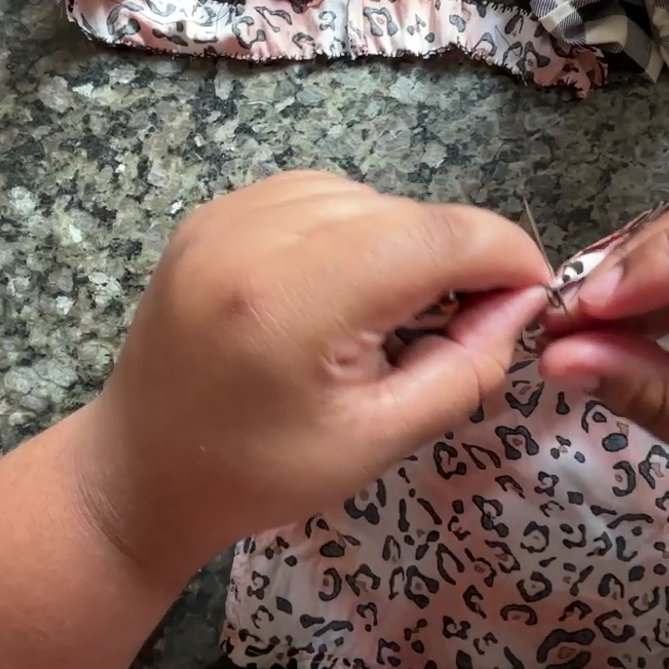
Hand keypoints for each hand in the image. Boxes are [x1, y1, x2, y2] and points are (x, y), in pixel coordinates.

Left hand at [79, 172, 550, 579]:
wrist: (138, 469)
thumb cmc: (259, 473)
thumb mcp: (379, 440)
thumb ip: (465, 367)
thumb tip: (517, 302)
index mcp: (297, 297)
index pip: (439, 235)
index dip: (505, 255)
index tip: (530, 294)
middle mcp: (257, 231)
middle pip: (406, 212)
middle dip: (456, 258)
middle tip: (460, 322)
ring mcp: (227, 212)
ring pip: (366, 196)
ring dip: (403, 243)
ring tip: (390, 308)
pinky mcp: (212, 212)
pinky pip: (316, 195)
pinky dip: (353, 229)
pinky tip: (341, 280)